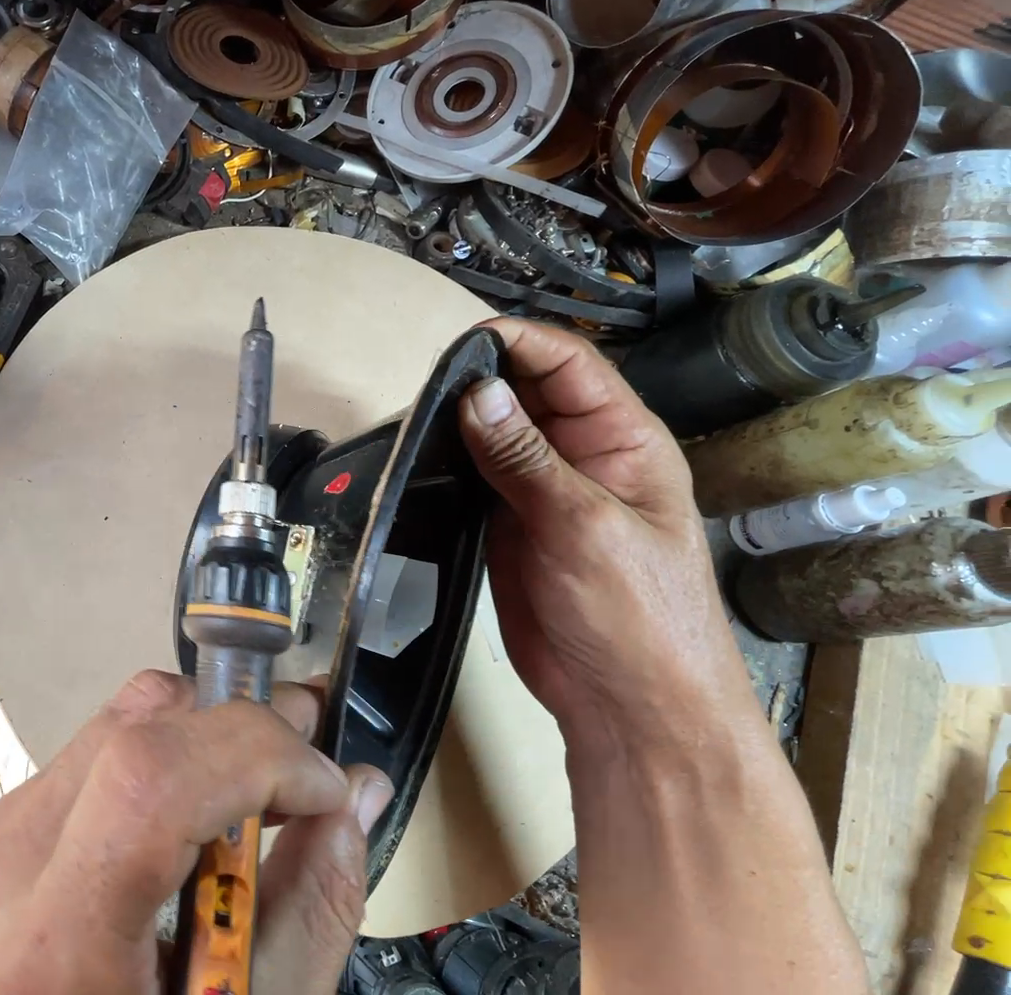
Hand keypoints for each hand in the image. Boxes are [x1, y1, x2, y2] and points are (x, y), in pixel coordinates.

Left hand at [0, 670, 392, 994]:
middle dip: (247, 729)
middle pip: (137, 730)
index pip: (151, 778)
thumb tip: (354, 795)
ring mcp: (9, 830)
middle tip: (314, 764)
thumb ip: (310, 913)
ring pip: (123, 720)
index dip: (256, 755)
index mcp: (60, 938)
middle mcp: (15, 860)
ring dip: (213, 736)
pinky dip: (176, 756)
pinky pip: (104, 745)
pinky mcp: (16, 818)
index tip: (326, 789)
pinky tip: (213, 807)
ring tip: (272, 785)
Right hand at [457, 319, 756, 751]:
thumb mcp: (583, 527)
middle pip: (526, 394)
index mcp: (623, 442)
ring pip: (493, 435)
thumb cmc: (634, 614)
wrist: (626, 703)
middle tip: (422, 385)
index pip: (570, 366)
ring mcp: (541, 493)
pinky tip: (415, 458)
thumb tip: (475, 392)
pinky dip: (446, 463)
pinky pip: (474, 478)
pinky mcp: (508, 525)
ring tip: (409, 415)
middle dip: (480, 380)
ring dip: (456, 421)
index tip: (459, 342)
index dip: (519, 344)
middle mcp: (580, 457)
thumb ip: (525, 459)